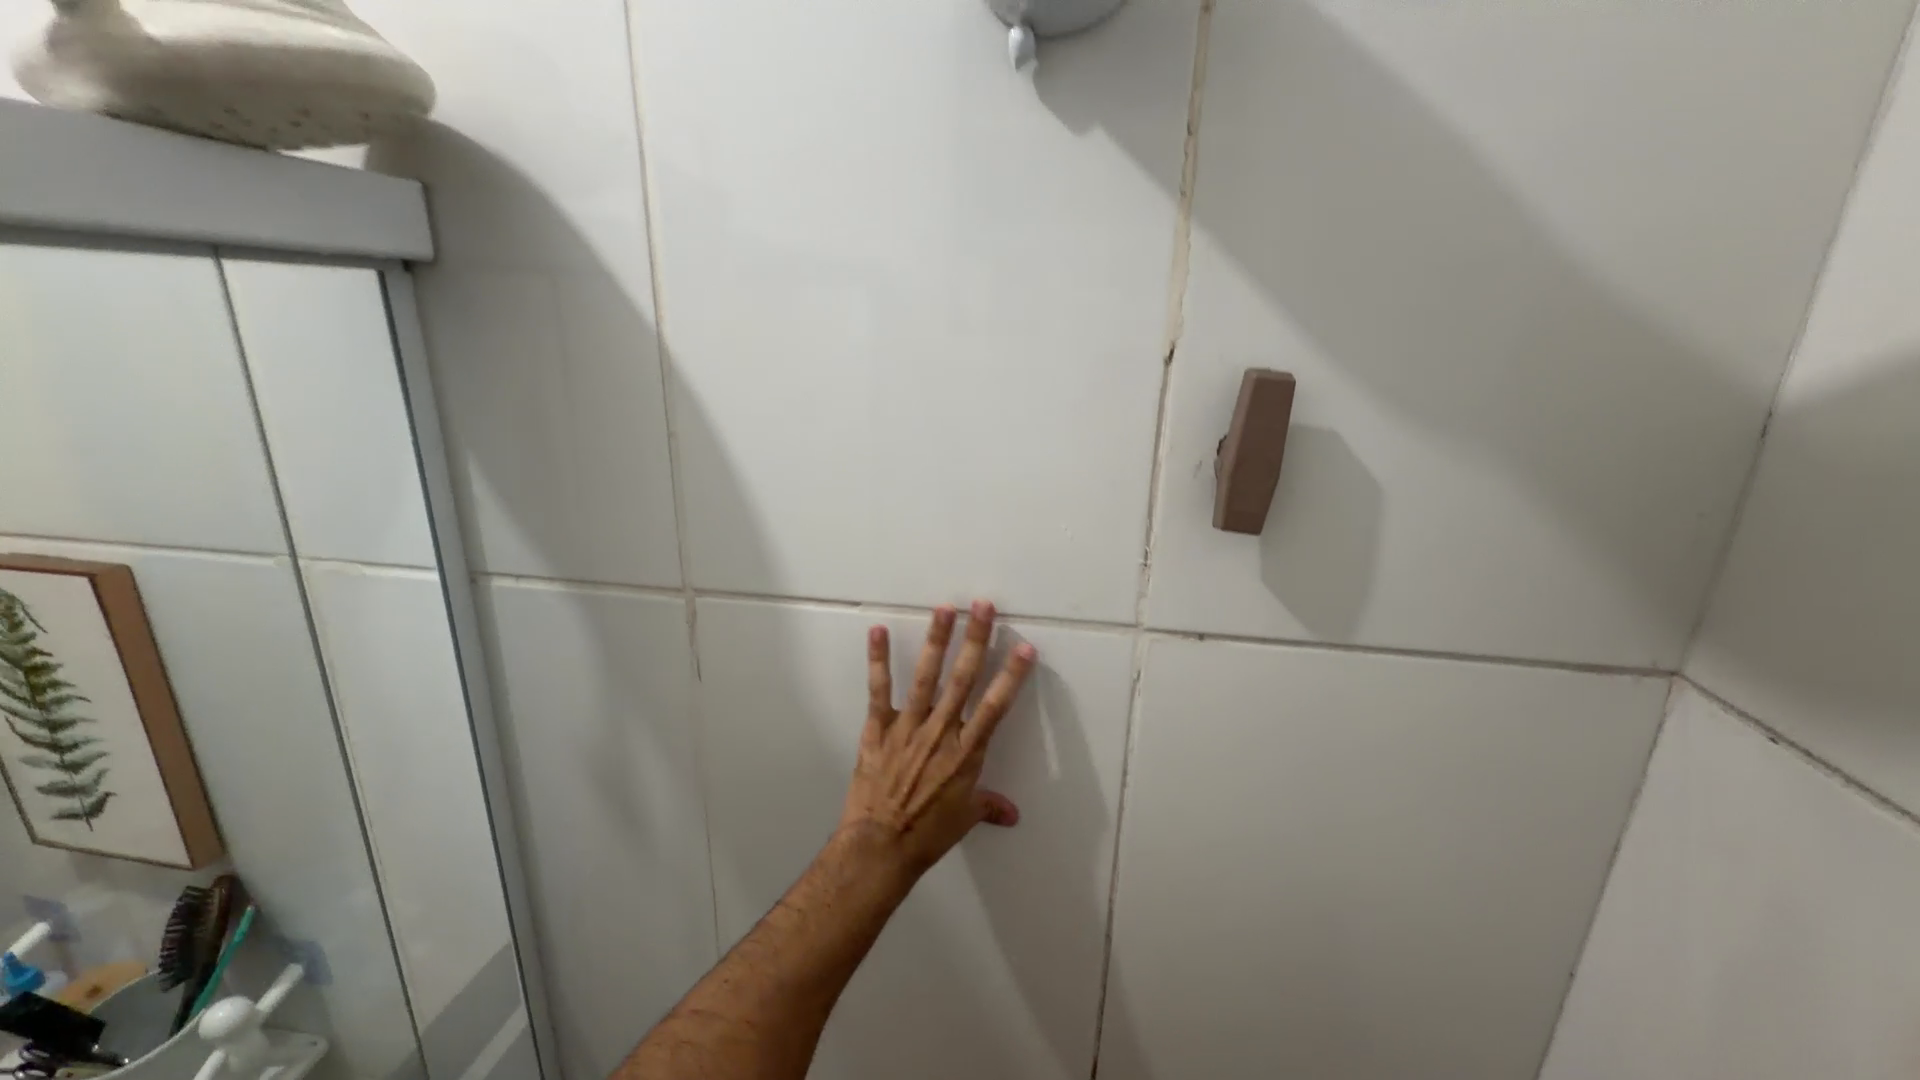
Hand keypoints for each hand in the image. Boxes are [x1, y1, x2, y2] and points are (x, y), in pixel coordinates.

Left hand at [837, 601, 1037, 878]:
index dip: (1011, 675)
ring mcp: (908, 727)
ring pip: (926, 675)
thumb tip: (1010, 814)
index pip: (995, 706)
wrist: (879, 846)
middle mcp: (940, 732)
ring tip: (944, 608)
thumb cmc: (926, 835)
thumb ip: (988, 806)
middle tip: (983, 606)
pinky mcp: (878, 729)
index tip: (1024, 647)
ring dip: (936, 639)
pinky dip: (878, 659)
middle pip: (963, 678)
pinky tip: (877, 631)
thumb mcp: (964, 819)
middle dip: (976, 640)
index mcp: (966, 752)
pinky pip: (878, 690)